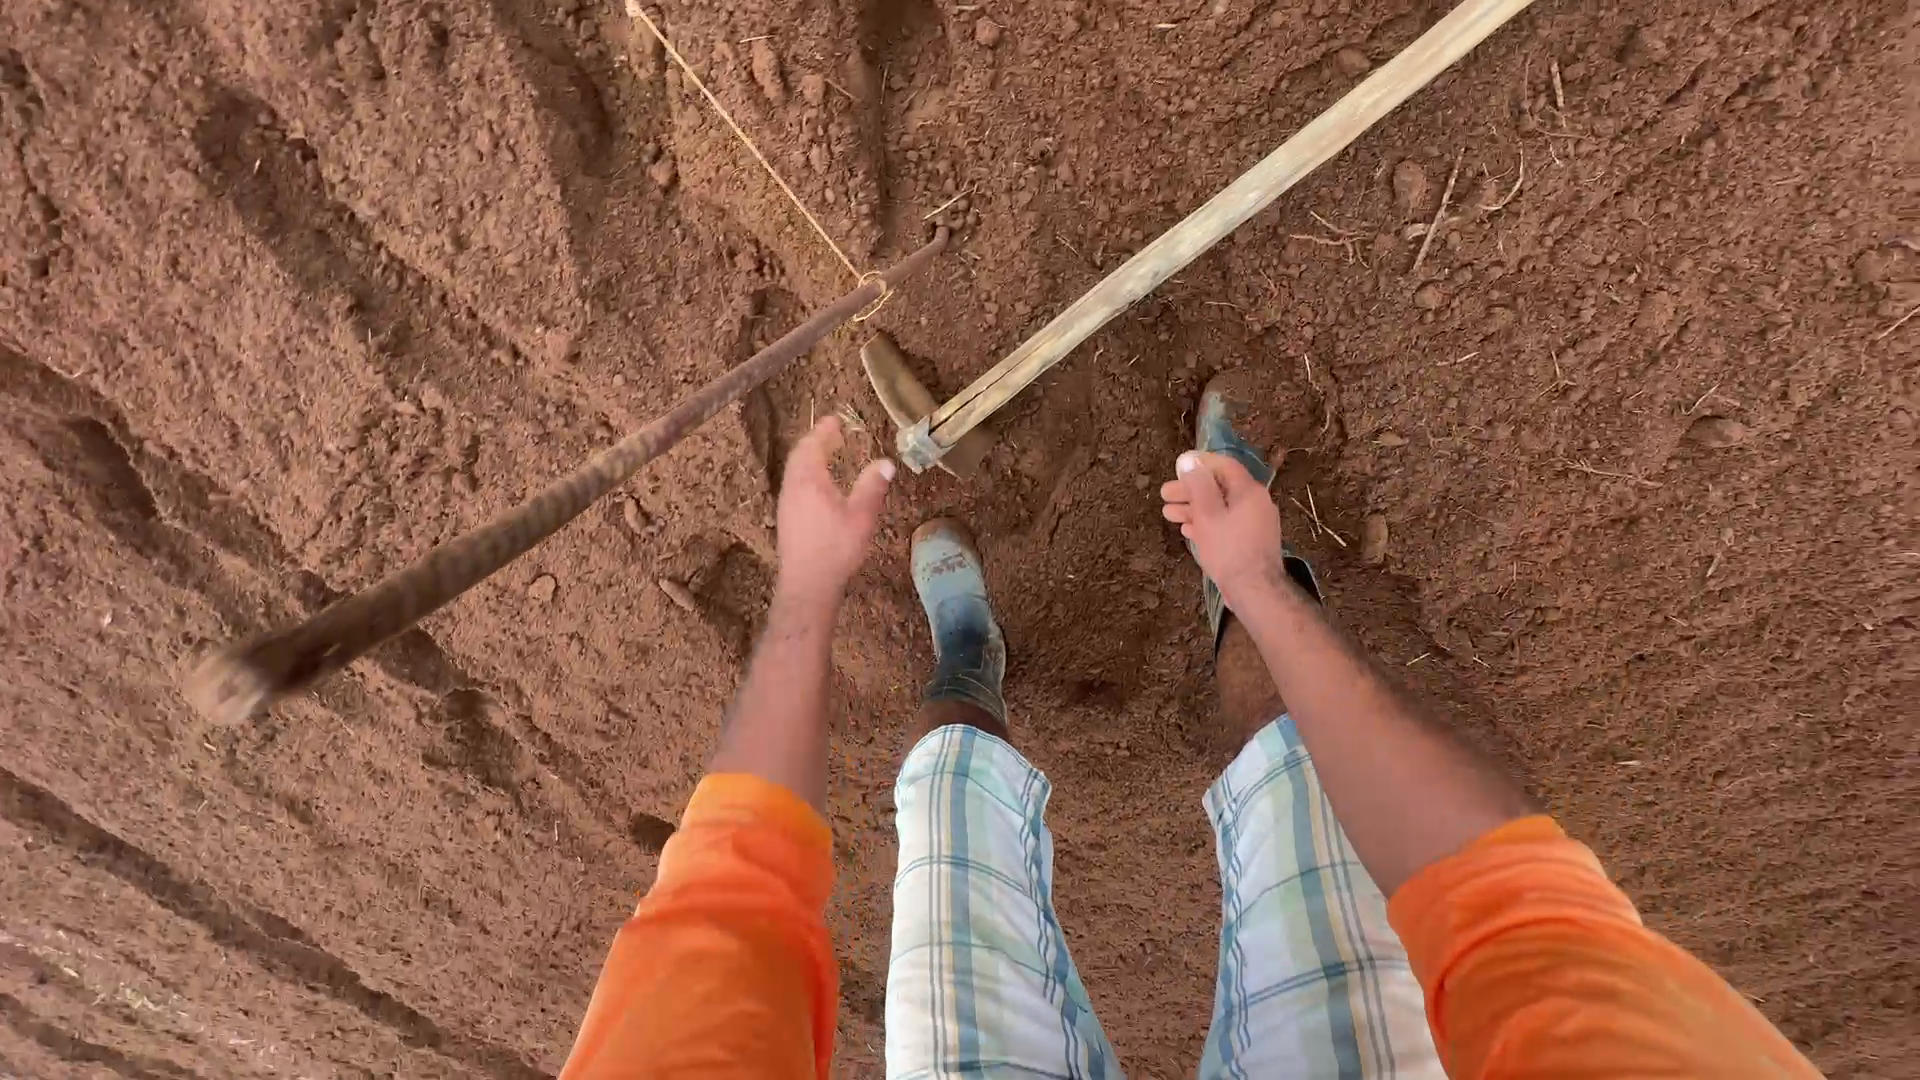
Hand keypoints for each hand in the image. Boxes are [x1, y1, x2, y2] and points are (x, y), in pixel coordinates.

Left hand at [774, 416, 893, 607]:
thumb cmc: (836, 547)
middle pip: (799, 456)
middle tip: (831, 434)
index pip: (812, 445)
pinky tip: (819, 487)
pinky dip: (806, 475)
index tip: (834, 419)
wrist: (807, 583)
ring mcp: (786, 504)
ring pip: (794, 472)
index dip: (823, 430)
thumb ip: (872, 486)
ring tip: (826, 456)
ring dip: (809, 459)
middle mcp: (792, 487)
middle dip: (815, 442)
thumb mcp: (862, 515)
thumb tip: (886, 463)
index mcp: (809, 480)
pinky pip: (794, 486)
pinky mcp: (786, 520)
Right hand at [1160, 451, 1286, 609]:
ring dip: (1193, 508)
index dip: (1200, 463)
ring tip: (1168, 514)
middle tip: (1164, 494)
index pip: (1224, 466)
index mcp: (1248, 491)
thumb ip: (1197, 485)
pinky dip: (1205, 523)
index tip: (1178, 466)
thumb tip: (1188, 460)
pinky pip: (1225, 524)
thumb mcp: (1207, 513)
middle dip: (1190, 490)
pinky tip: (1188, 530)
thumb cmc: (1228, 548)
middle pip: (1219, 488)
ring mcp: (1253, 524)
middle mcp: (1254, 503)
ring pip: (1219, 508)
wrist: (1254, 590)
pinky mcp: (1249, 542)